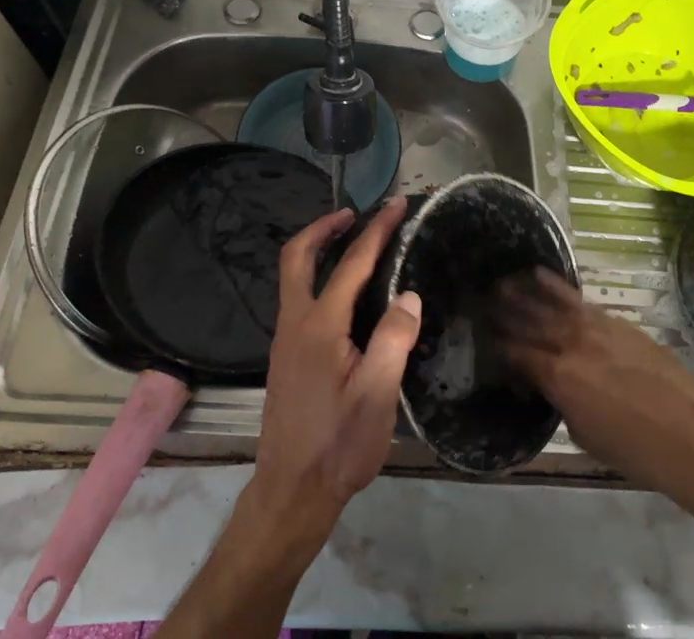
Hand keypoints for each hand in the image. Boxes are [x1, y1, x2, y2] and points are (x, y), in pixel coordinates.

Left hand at [253, 197, 420, 522]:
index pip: (351, 264)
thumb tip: (408, 296)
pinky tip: (346, 296)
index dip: (376, 231)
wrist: (292, 489)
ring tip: (354, 244)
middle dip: (325, 227)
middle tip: (355, 214)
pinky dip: (319, 278)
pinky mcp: (287, 359)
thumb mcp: (378, 394)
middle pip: (298, 257)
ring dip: (320, 251)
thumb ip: (393, 339)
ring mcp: (285, 342)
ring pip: (295, 279)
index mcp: (319, 327)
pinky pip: (300, 300)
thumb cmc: (338, 444)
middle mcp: (295, 324)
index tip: (396, 205)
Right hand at [498, 267, 693, 494]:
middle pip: (531, 325)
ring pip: (554, 307)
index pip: (518, 356)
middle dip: (505, 313)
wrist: (693, 438)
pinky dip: (560, 288)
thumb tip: (555, 389)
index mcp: (558, 378)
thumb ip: (563, 404)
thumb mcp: (585, 435)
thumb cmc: (636, 451)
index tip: (484, 342)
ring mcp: (598, 330)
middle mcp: (572, 347)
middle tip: (483, 301)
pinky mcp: (620, 325)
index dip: (499, 350)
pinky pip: (582, 302)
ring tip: (504, 282)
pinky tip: (544, 277)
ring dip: (526, 294)